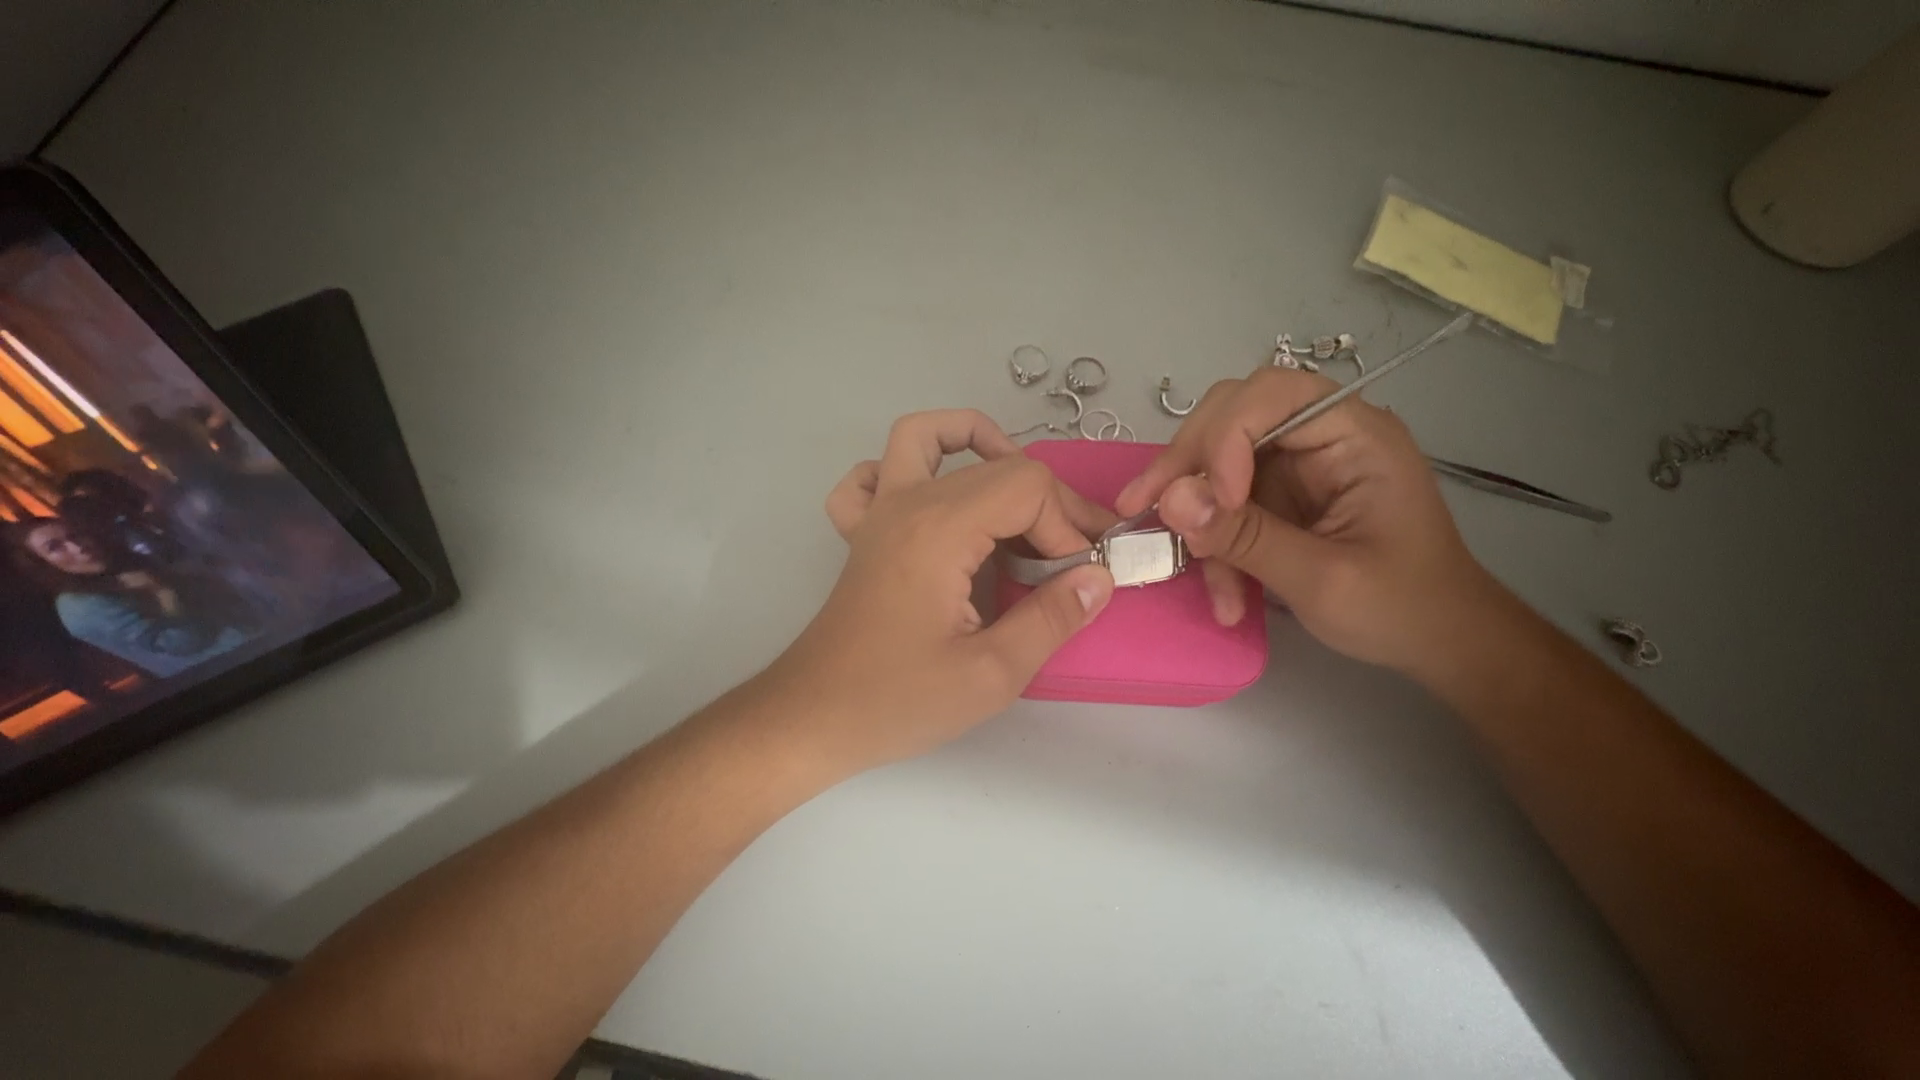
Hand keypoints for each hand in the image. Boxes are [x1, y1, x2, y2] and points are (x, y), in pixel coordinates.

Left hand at [766, 410, 1115, 775]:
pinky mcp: (863, 533)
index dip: (1067, 526)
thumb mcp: (990, 674)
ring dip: (977, 446)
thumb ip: (1051, 618)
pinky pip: (876, 474)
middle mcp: (907, 503)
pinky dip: (910, 469)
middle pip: (996, 464)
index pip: (1027, 487)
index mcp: (940, 530)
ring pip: (923, 437)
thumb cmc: (897, 701)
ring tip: (1018, 497)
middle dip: (1048, 503)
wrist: (813, 718)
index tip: (1079, 579)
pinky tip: (937, 502)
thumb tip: (1098, 579)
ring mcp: (878, 513)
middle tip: (1074, 556)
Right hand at [1114, 368, 1502, 673]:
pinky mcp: (1281, 498)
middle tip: (1144, 510)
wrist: (1439, 642)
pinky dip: (1213, 543)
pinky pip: (1225, 503)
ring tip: (1181, 564)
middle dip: (1187, 464)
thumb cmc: (1403, 608)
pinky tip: (1223, 595)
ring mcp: (1299, 467)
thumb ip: (1245, 537)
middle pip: (1233, 416)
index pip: (1273, 394)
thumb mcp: (1322, 579)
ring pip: (1218, 461)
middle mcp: (1322, 437)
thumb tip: (1170, 500)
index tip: (1213, 500)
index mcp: (1355, 435)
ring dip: (1192, 512)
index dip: (1227, 436)